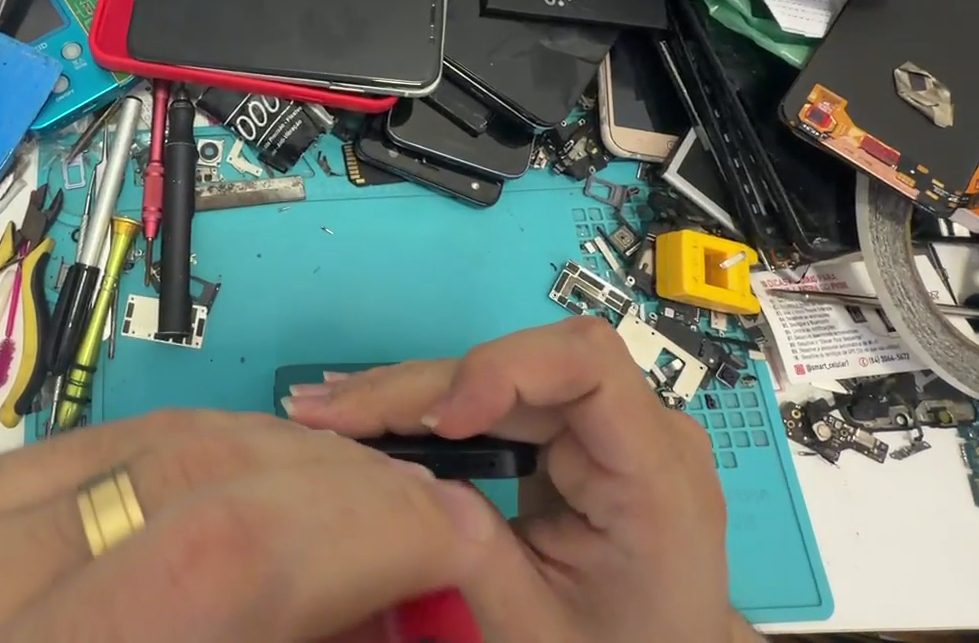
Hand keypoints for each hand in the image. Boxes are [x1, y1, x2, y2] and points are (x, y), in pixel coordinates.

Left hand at [0, 409, 541, 641]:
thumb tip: (398, 597)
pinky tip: (252, 486)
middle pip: (196, 466)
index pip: (223, 549)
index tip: (447, 535)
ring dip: (276, 457)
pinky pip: (112, 443)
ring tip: (346, 498)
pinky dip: (203, 456)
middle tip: (410, 515)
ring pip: (158, 434)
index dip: (362, 528)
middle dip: (333, 481)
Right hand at [282, 319, 746, 642]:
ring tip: (325, 407)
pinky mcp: (561, 423)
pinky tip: (366, 403)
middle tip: (326, 412)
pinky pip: (486, 392)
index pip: (584, 364)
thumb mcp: (540, 627)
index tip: (434, 423)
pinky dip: (421, 401)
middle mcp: (630, 422)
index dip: (501, 370)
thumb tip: (399, 475)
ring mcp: (594, 417)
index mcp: (653, 471)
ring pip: (488, 370)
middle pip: (515, 361)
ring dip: (404, 389)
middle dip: (416, 387)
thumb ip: (474, 549)